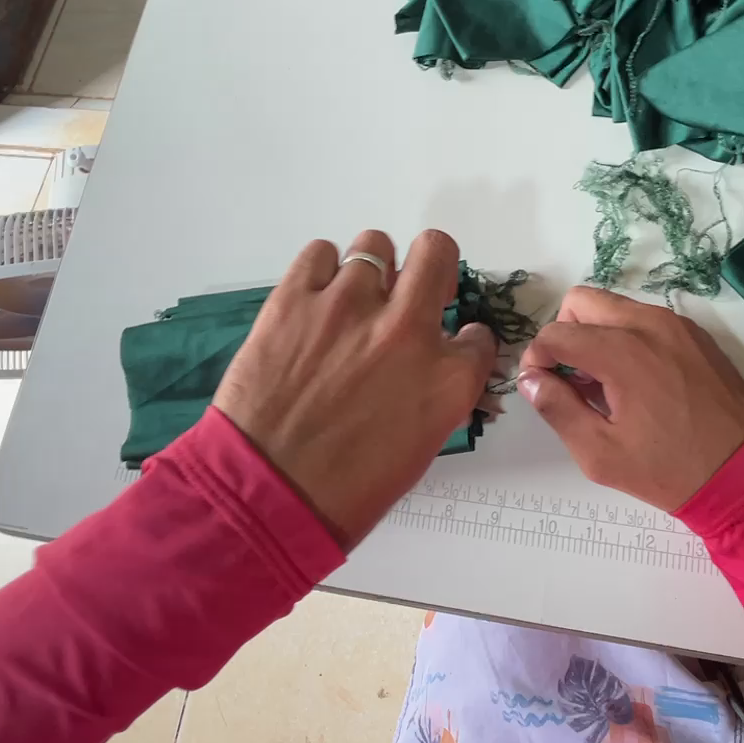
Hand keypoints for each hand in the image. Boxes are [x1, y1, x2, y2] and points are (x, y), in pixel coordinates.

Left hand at [213, 229, 496, 548]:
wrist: (264, 498)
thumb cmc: (350, 489)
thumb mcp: (421, 444)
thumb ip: (439, 392)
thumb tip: (439, 363)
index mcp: (447, 377)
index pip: (478, 334)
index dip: (464, 340)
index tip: (449, 346)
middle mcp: (406, 329)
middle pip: (437, 250)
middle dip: (432, 266)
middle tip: (409, 292)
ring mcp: (348, 307)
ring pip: (374, 244)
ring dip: (372, 270)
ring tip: (352, 301)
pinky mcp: (294, 299)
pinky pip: (319, 252)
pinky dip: (321, 272)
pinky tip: (315, 302)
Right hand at [517, 286, 743, 512]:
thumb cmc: (670, 470)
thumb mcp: (600, 453)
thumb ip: (556, 409)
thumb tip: (530, 378)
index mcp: (622, 352)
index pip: (555, 334)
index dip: (536, 359)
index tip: (542, 387)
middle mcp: (648, 324)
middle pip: (581, 302)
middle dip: (563, 334)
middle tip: (572, 379)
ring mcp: (676, 324)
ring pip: (613, 306)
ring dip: (595, 334)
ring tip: (604, 384)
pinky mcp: (695, 333)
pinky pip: (644, 318)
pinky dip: (626, 336)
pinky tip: (636, 381)